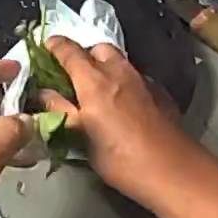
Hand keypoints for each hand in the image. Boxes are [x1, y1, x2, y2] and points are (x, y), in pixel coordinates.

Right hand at [40, 36, 205, 207]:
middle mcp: (117, 70)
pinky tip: (125, 104)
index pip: (69, 49)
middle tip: (75, 75)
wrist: (175, 171)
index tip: (46, 47)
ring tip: (100, 90)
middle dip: (84, 55)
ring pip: (119, 60)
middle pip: (97, 48)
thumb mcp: (81, 137)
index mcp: (93, 79)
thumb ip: (59, 110)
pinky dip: (125, 82)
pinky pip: (136, 76)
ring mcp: (142, 79)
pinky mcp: (160, 92)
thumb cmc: (121, 158)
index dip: (55, 45)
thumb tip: (42, 92)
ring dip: (105, 67)